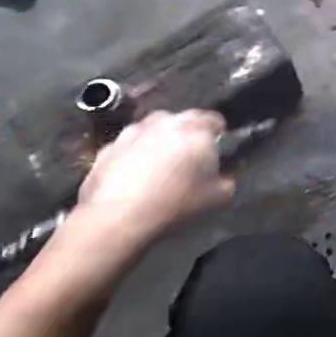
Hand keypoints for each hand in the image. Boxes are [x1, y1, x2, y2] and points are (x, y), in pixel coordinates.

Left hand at [76, 110, 234, 242]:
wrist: (120, 216)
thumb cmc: (176, 204)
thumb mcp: (217, 200)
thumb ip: (226, 182)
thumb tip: (222, 178)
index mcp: (196, 130)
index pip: (214, 120)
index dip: (218, 135)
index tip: (216, 152)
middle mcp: (165, 122)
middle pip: (182, 122)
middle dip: (187, 137)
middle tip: (188, 163)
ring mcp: (133, 131)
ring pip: (152, 131)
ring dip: (158, 144)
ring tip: (157, 172)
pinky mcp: (109, 147)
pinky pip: (128, 148)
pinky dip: (133, 157)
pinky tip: (132, 181)